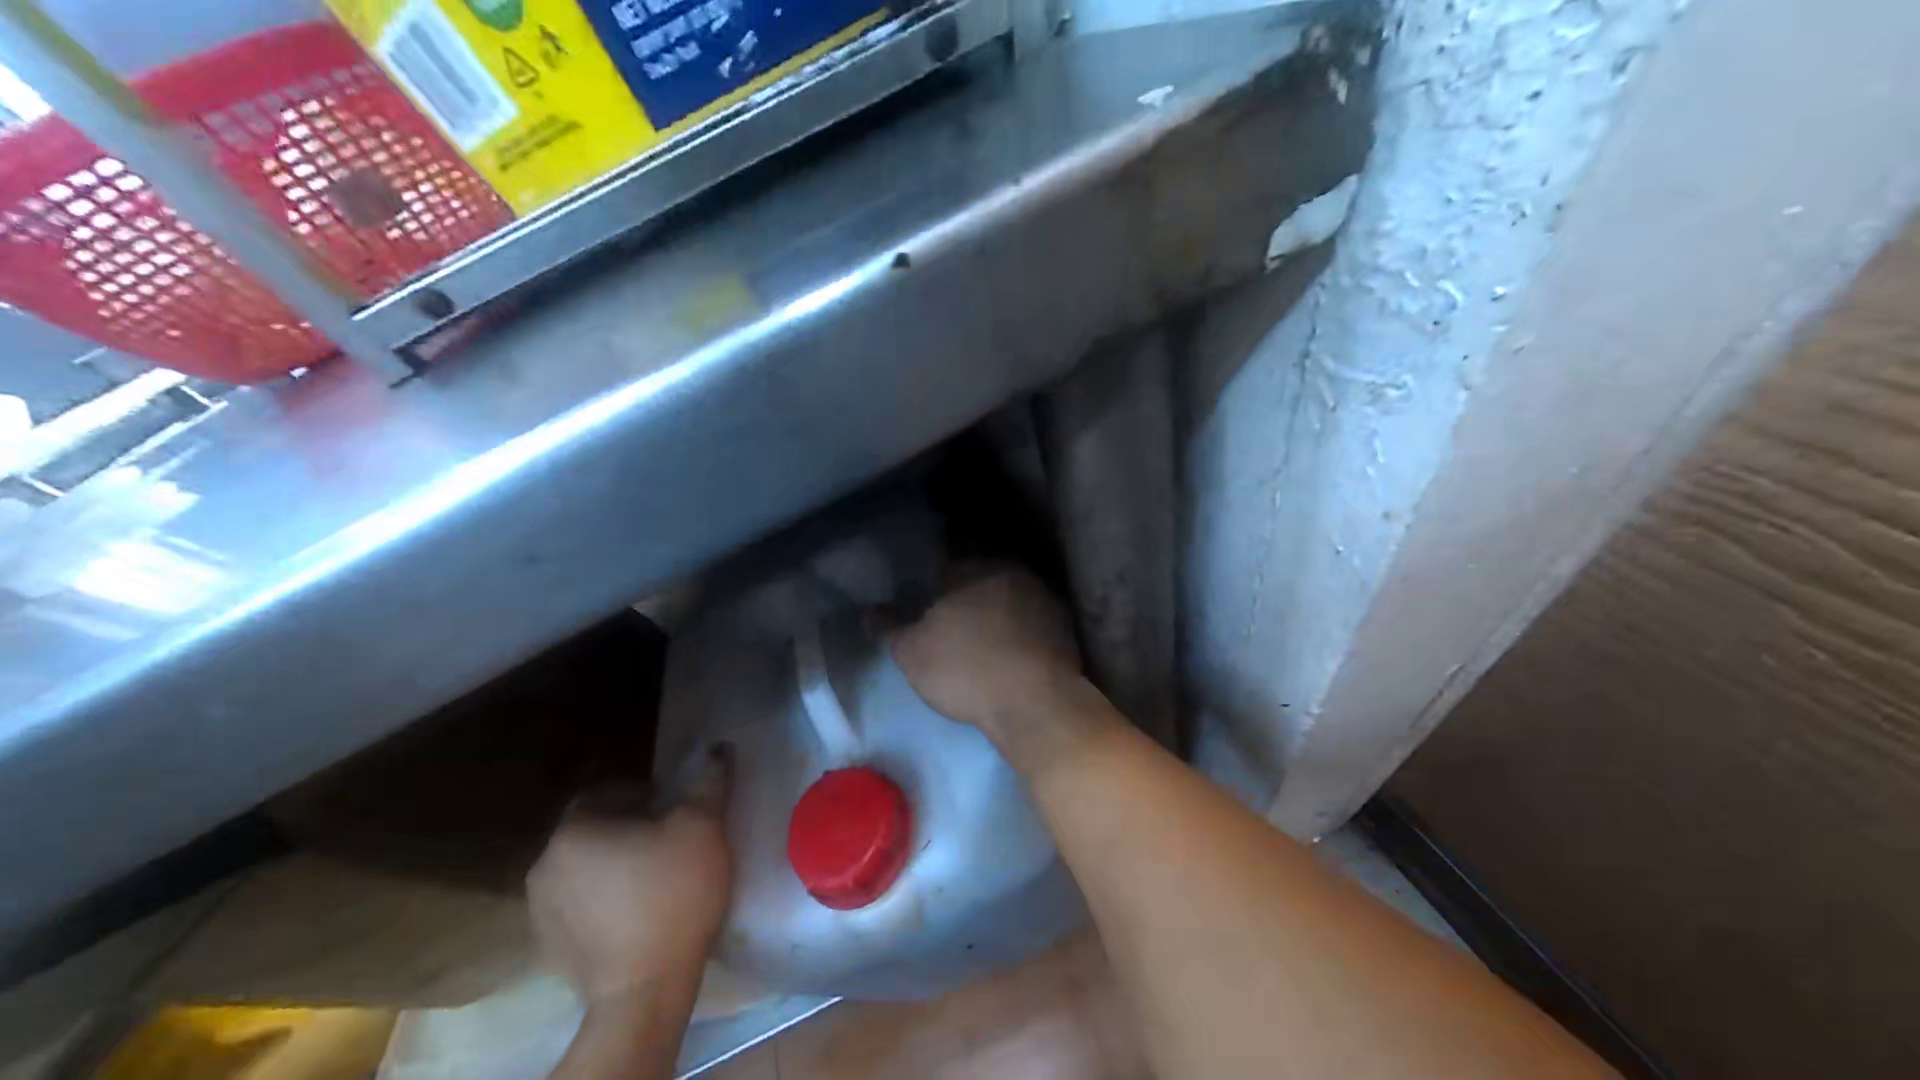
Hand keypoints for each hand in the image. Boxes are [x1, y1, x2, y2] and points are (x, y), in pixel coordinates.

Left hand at [527, 747, 732, 1004]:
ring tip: (653, 877)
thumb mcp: (703, 827)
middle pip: (592, 830)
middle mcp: (545, 865)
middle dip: (627, 829)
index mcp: (574, 830)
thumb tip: (718, 747)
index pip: (605, 792)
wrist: (646, 989)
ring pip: (582, 869)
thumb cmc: (674, 895)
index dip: (642, 794)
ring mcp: (540, 911)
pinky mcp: (548, 948)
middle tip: (667, 840)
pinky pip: (577, 907)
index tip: (672, 808)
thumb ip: (708, 782)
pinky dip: (601, 902)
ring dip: (612, 865)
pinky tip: (635, 913)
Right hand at [887, 567, 1118, 771]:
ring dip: (996, 603)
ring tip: (980, 626)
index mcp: (973, 569)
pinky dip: (1020, 625)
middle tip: (950, 605)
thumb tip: (869, 610)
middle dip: (967, 584)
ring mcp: (1043, 597)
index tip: (926, 582)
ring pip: (1011, 592)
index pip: (948, 556)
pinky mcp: (1064, 626)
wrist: (1036, 704)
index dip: (934, 570)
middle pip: (983, 571)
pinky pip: (1033, 616)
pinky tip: (1010, 644)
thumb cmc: (965, 670)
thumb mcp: (912, 653)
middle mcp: (1011, 572)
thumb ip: (889, 627)